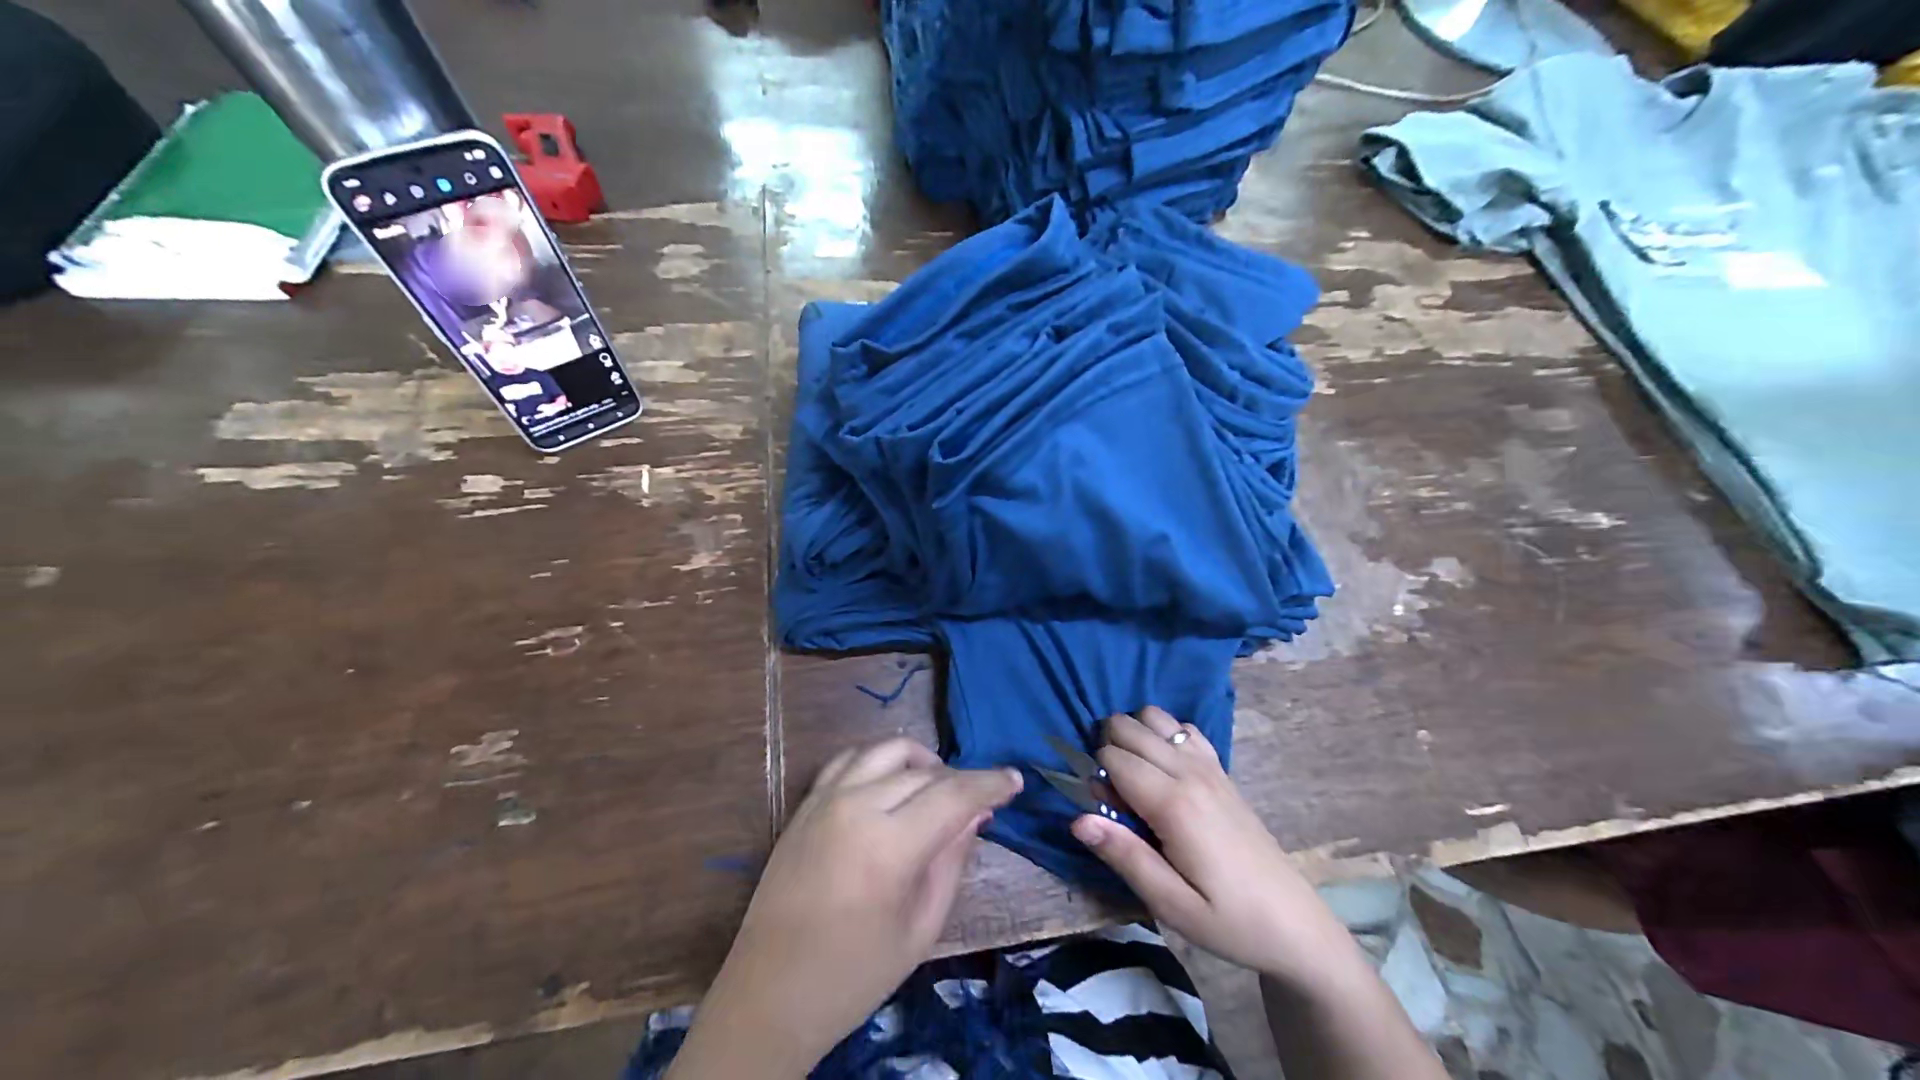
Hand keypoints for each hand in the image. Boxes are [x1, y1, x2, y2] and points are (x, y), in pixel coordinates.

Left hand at [667, 739, 1021, 1078]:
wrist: (771, 991)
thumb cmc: (854, 974)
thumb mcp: (921, 928)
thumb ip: (952, 861)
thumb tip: (977, 812)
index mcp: (888, 846)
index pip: (954, 795)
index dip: (990, 784)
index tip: (1015, 780)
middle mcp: (856, 807)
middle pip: (923, 772)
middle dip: (960, 780)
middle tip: (980, 801)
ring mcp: (825, 799)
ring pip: (885, 750)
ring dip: (920, 761)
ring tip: (938, 787)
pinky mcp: (805, 803)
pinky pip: (849, 759)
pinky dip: (879, 760)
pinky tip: (891, 782)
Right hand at [1070, 708, 1354, 985]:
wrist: (1295, 924)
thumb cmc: (1229, 921)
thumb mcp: (1171, 904)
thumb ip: (1124, 856)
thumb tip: (1077, 819)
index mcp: (1174, 804)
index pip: (1113, 757)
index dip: (1096, 778)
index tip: (1106, 812)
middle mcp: (1190, 772)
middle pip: (1128, 726)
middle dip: (1108, 750)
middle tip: (1117, 798)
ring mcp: (1209, 766)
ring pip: (1153, 716)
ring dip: (1134, 737)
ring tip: (1136, 780)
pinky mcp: (1221, 770)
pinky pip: (1182, 728)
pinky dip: (1163, 736)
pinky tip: (1165, 772)